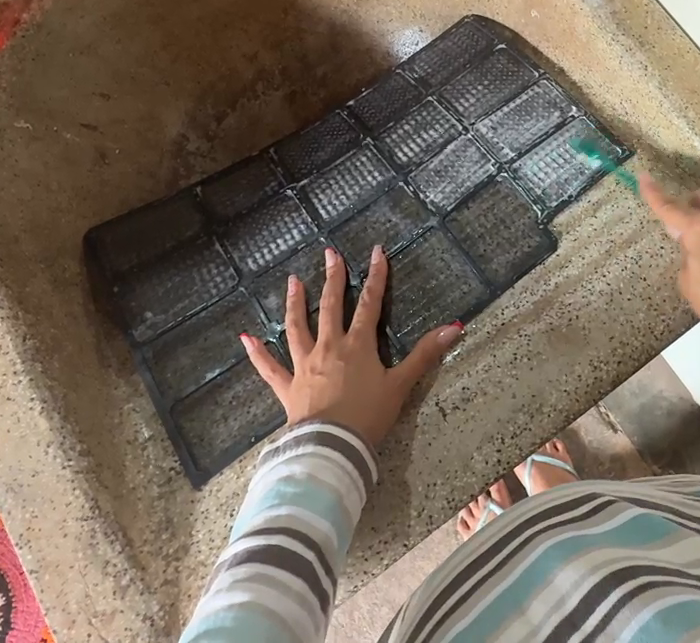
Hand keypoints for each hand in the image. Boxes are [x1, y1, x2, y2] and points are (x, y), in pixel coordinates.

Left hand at [241, 245, 462, 448]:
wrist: (332, 447)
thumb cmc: (369, 416)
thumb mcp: (401, 385)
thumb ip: (425, 354)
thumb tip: (454, 326)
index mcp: (358, 345)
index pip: (370, 304)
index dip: (376, 277)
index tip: (376, 252)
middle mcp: (329, 347)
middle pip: (330, 307)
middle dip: (333, 278)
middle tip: (330, 253)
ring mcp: (305, 365)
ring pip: (297, 327)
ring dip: (295, 303)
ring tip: (292, 281)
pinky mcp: (288, 387)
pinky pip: (269, 368)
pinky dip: (257, 353)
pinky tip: (245, 338)